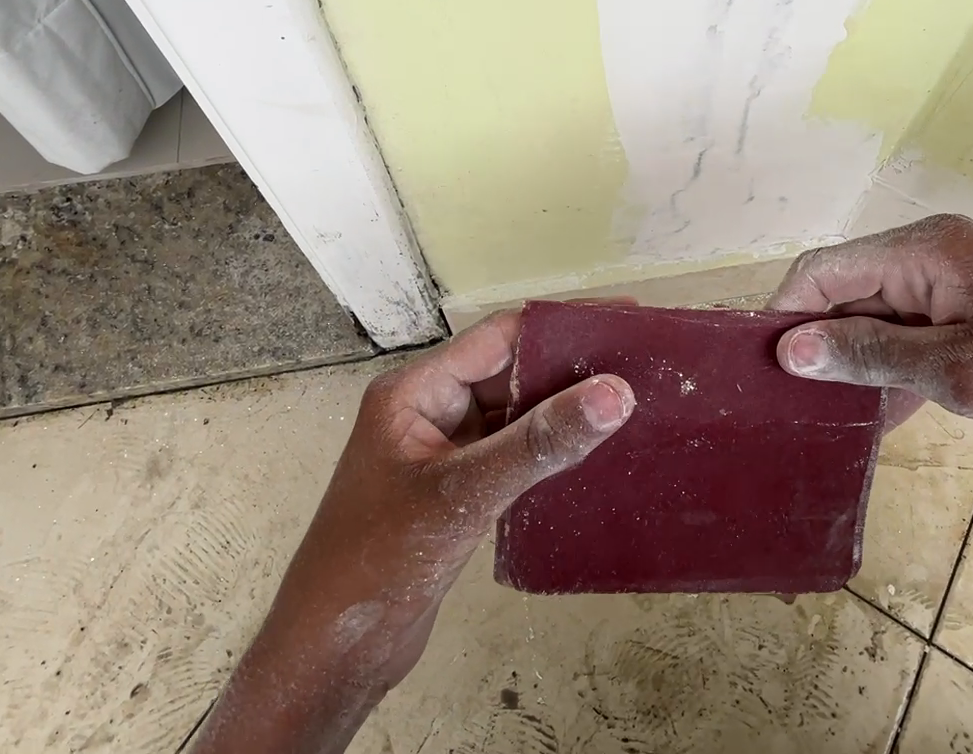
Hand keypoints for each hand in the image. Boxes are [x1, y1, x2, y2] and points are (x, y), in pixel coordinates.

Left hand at [194, 311, 632, 753]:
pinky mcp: (459, 489)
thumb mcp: (464, 493)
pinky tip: (591, 451)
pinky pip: (511, 452)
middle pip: (509, 372)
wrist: (334, 653)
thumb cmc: (380, 560)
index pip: (497, 337)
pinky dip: (547, 448)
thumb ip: (537, 443)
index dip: (560, 325)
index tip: (620, 320)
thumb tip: (614, 393)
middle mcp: (430, 409)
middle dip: (569, 366)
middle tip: (638, 362)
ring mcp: (444, 450)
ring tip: (628, 401)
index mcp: (415, 391)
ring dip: (561, 409)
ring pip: (513, 414)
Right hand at [769, 213, 972, 451]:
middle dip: (817, 340)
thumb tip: (788, 349)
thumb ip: (868, 355)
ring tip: (823, 413)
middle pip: (846, 288)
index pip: (823, 269)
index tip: (759, 371)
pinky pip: (913, 330)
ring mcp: (958, 279)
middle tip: (788, 402)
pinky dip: (893, 366)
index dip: (784, 314)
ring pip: (877, 313)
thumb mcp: (959, 373)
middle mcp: (934, 252)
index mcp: (926, 249)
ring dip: (853, 358)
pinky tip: (879, 412)